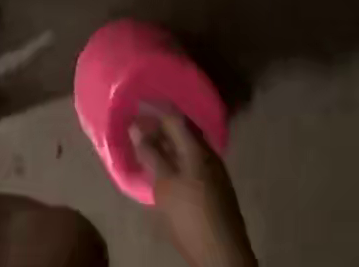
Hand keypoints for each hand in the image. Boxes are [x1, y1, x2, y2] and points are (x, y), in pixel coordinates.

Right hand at [130, 108, 256, 266]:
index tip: (136, 106)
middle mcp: (208, 151)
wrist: (223, 253)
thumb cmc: (190, 215)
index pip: (173, 116)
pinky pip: (192, 160)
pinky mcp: (215, 185)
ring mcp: (214, 168)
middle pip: (182, 130)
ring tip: (148, 148)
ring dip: (168, 144)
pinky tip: (166, 168)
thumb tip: (136, 127)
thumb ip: (151, 155)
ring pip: (187, 146)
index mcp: (197, 146)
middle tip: (138, 128)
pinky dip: (177, 158)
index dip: (154, 110)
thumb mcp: (164, 185)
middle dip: (160, 127)